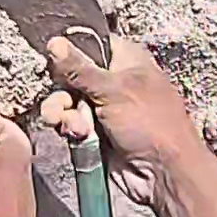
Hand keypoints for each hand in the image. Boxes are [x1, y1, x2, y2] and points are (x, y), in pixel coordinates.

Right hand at [40, 36, 207, 204]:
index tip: (54, 61)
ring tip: (76, 127)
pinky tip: (79, 136)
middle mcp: (112, 82)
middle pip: (70, 76)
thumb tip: (54, 43)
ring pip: (66, 102)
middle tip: (63, 104)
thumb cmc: (150, 124)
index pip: (90, 43)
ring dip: (64, 114)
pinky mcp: (93, 132)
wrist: (162, 174)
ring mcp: (102, 108)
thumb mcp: (114, 90)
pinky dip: (70, 129)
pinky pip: (70, 124)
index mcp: (125, 60)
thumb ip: (79, 68)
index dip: (70, 51)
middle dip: (62, 92)